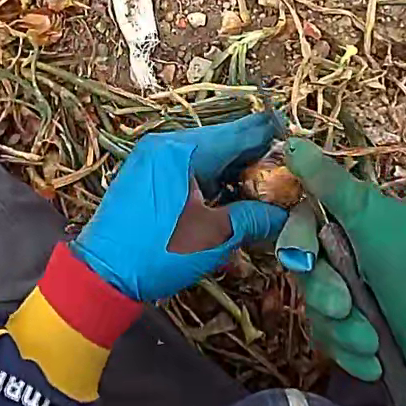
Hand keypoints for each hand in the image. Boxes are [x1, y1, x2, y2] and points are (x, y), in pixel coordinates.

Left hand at [73, 114, 289, 300]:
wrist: (103, 273)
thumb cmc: (157, 250)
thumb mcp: (213, 235)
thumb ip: (255, 217)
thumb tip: (287, 214)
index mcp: (180, 150)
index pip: (239, 133)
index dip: (272, 138)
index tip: (302, 145)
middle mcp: (164, 146)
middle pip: (223, 145)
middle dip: (256, 162)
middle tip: (289, 179)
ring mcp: (152, 160)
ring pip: (206, 160)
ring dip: (234, 177)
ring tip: (263, 196)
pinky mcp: (147, 178)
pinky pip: (188, 172)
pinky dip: (211, 185)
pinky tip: (230, 204)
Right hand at [282, 139, 405, 405]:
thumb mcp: (377, 223)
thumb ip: (331, 185)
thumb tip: (291, 140)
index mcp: (351, 224)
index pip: (296, 224)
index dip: (296, 243)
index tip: (309, 258)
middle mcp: (347, 257)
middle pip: (300, 270)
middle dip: (321, 293)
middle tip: (346, 306)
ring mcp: (352, 299)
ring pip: (312, 309)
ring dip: (340, 330)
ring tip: (374, 341)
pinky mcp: (358, 338)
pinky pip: (329, 343)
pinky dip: (350, 354)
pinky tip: (376, 362)